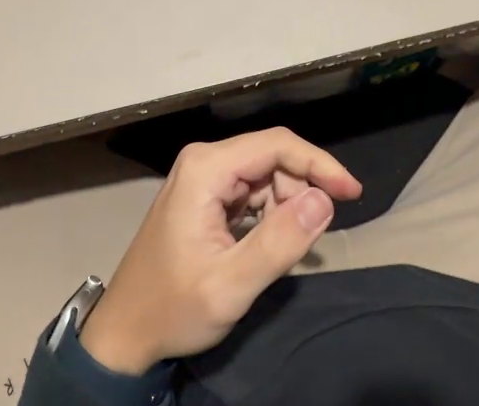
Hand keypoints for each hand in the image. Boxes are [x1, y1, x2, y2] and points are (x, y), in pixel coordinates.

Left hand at [78, 127, 362, 374]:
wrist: (125, 332)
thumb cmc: (172, 309)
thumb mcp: (229, 286)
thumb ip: (279, 243)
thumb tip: (325, 201)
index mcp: (206, 169)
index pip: (277, 145)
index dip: (320, 164)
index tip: (353, 193)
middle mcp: (204, 161)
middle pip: (274, 157)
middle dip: (301, 191)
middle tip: (308, 240)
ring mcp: (203, 176)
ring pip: (267, 174)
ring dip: (286, 206)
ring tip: (279, 251)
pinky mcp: (206, 194)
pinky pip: (253, 190)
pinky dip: (271, 214)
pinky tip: (268, 245)